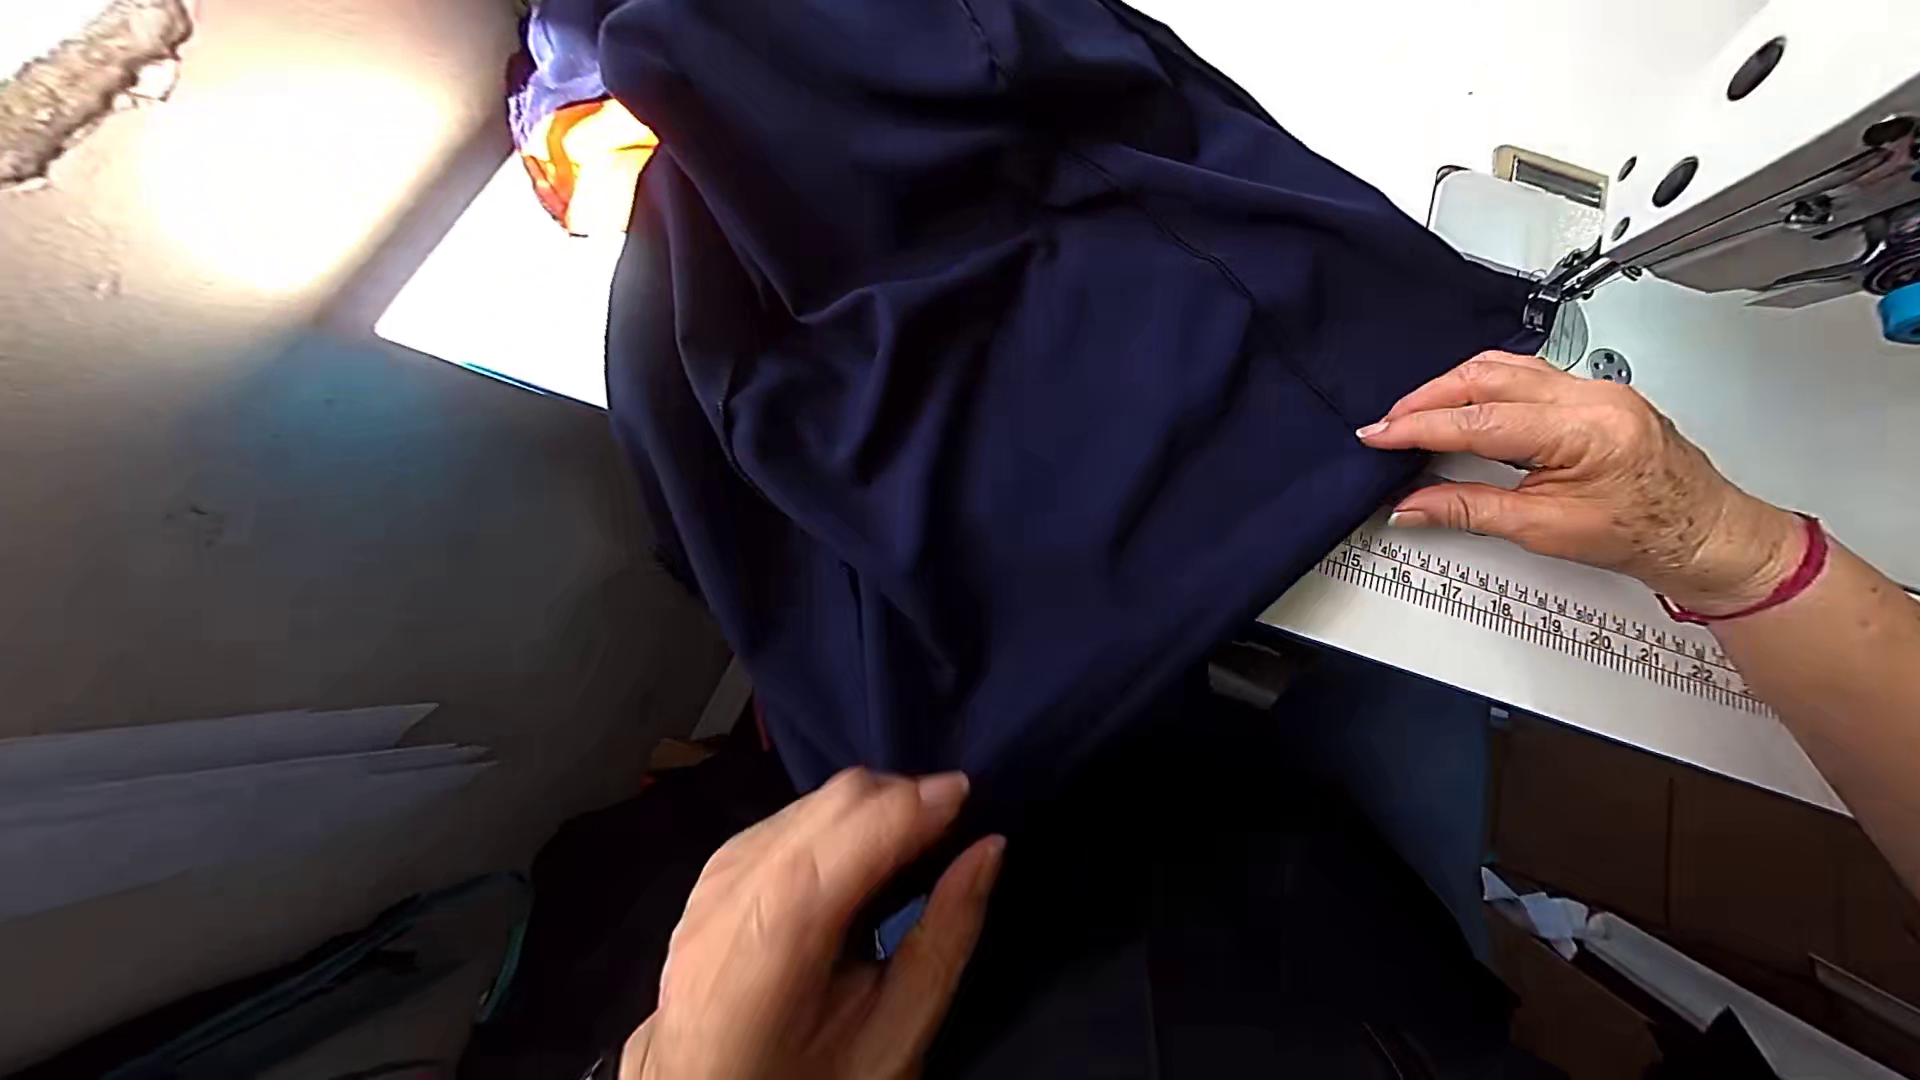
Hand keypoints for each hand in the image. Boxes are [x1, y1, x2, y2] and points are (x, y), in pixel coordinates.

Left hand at [621, 768, 1003, 1079]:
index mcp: (765, 955)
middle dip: (901, 795)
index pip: (843, 844)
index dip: (909, 806)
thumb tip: (988, 847)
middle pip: (833, 804)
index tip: (966, 793)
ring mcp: (720, 872)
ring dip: (876, 803)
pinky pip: (797, 811)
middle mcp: (732, 895)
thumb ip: (945, 937)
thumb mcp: (892, 1041)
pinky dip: (843, 817)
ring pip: (817, 798)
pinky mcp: (719, 860)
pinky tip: (861, 853)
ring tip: (911, 838)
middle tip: (948, 821)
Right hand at [1355, 351, 1803, 613]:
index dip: (1417, 427)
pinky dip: (1475, 385)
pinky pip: (1520, 372)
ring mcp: (1593, 390)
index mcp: (1586, 432)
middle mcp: (1593, 398)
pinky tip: (1455, 404)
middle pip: (1485, 377)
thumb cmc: (1642, 532)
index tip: (1378, 435)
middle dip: (1424, 399)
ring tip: (1411, 414)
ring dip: (1447, 387)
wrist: (1699, 532)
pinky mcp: (1588, 393)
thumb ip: (1464, 509)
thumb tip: (1409, 504)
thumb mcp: (1539, 528)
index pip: (1478, 420)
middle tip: (1386, 425)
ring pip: (1501, 366)